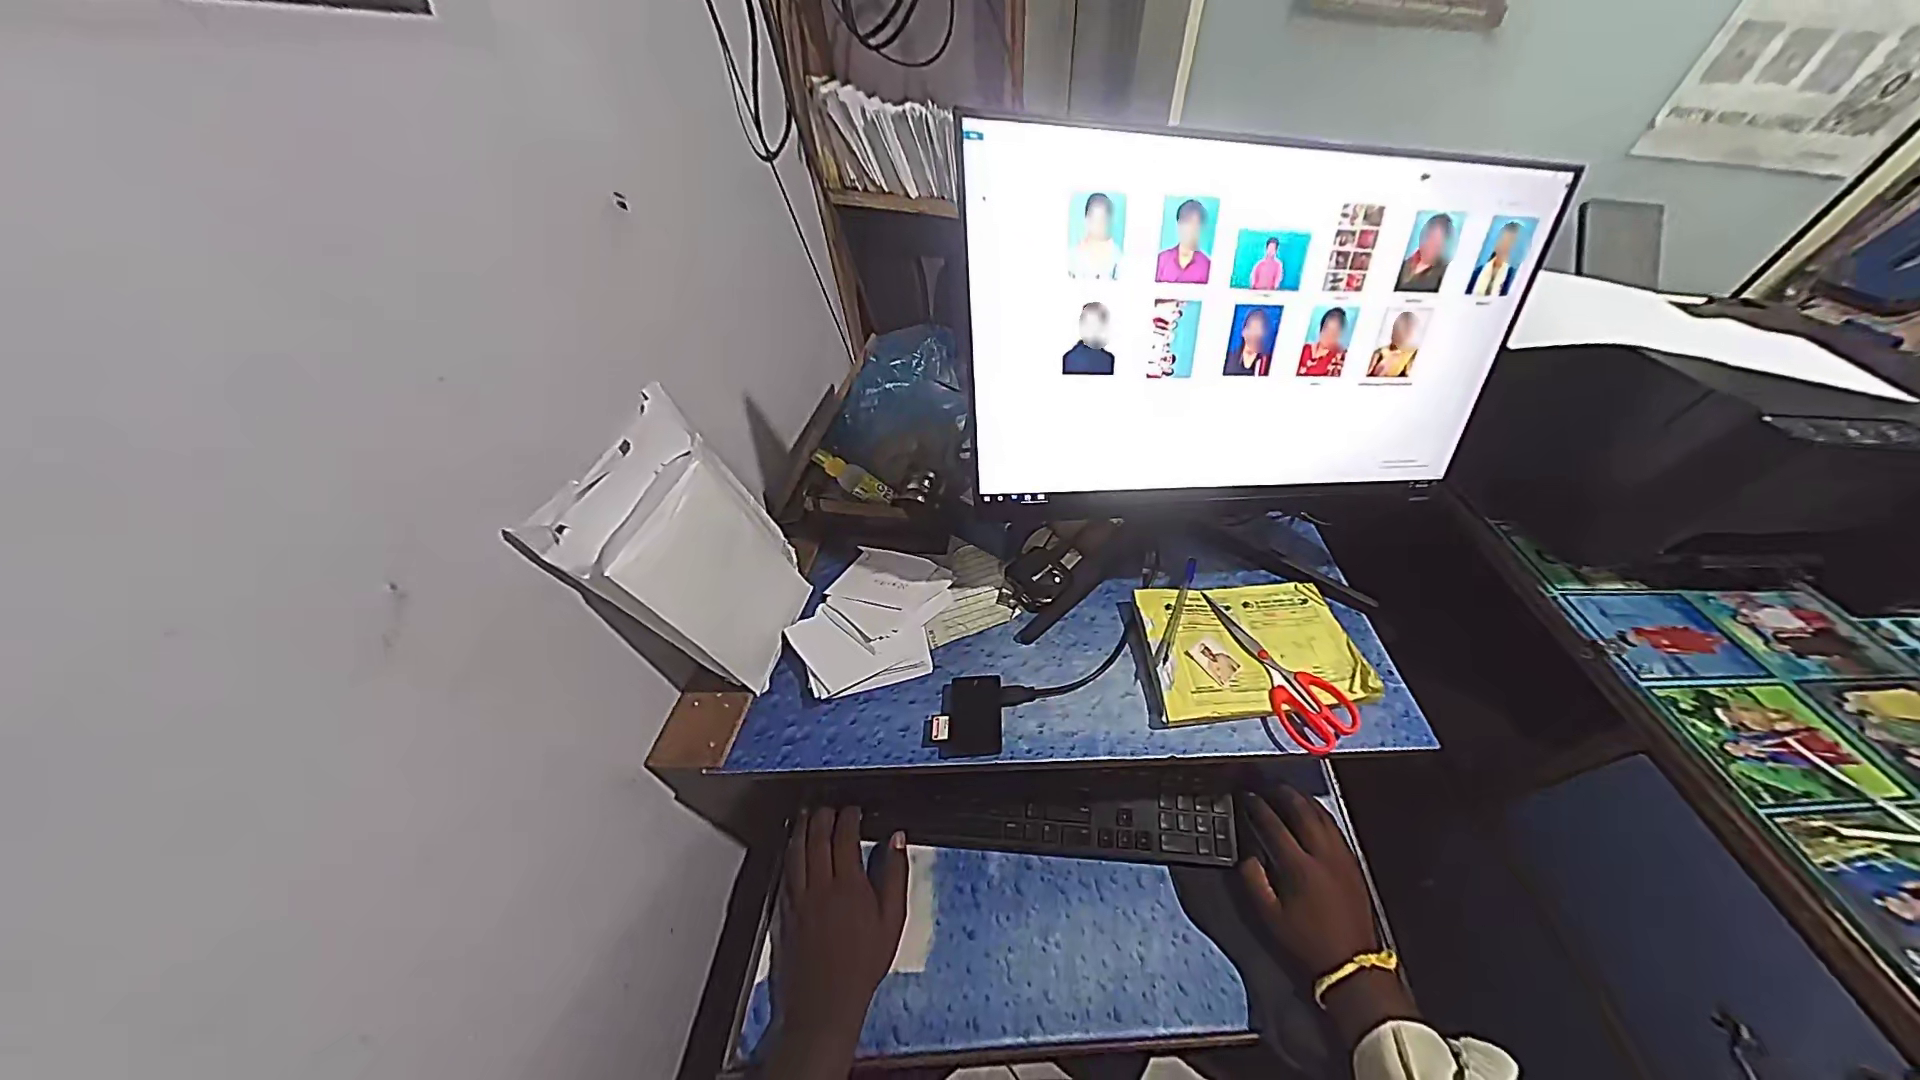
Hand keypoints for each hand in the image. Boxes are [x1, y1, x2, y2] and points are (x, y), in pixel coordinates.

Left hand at [765, 807, 906, 1079]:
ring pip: (795, 850)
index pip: (845, 836)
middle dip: (823, 815)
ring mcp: (797, 898)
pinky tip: (793, 847)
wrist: (823, 1004)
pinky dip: (789, 852)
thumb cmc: (861, 965)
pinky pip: (784, 870)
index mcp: (848, 885)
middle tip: (829, 807)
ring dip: (801, 828)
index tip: (854, 810)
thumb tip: (896, 840)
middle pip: (816, 836)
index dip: (849, 816)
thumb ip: (895, 874)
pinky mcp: (782, 911)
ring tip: (807, 815)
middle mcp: (819, 886)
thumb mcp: (892, 920)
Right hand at [1236, 787, 1416, 1045]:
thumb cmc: (1306, 941)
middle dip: (1282, 794)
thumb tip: (1247, 854)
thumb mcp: (1268, 915)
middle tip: (1267, 786)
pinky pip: (1335, 828)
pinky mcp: (1353, 865)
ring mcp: (1342, 859)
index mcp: (1299, 867)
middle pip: (1302, 812)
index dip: (1257, 807)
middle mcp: (1322, 856)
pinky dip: (1320, 814)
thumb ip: (1253, 879)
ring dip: (1303, 800)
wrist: (1351, 966)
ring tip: (1288, 792)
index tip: (1247, 798)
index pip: (1273, 824)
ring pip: (1322, 817)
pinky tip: (1312, 813)